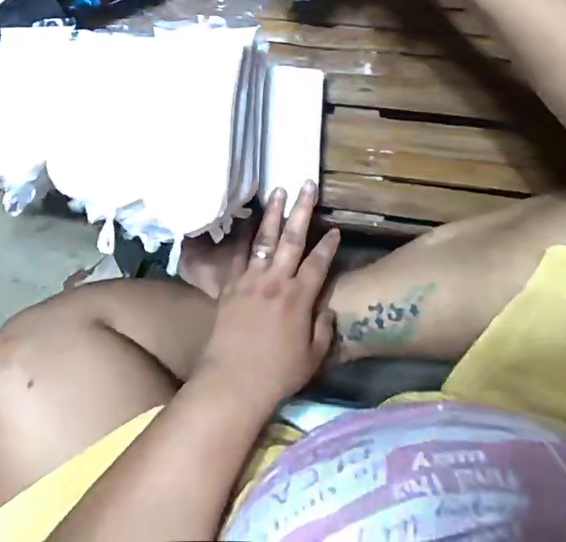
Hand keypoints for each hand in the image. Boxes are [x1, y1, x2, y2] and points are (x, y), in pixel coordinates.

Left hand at [192, 183, 340, 408]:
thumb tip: (326, 307)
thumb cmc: (278, 374)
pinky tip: (248, 222)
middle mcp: (275, 281)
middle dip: (302, 211)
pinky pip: (240, 253)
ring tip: (279, 190)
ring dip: (274, 213)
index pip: (318, 264)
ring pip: (265, 238)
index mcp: (299, 298)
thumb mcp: (313, 358)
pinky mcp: (230, 284)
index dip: (328, 245)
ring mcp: (250, 279)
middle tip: (308, 186)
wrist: (233, 379)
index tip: (335, 228)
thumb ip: (323, 329)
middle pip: (292, 239)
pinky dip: (246, 235)